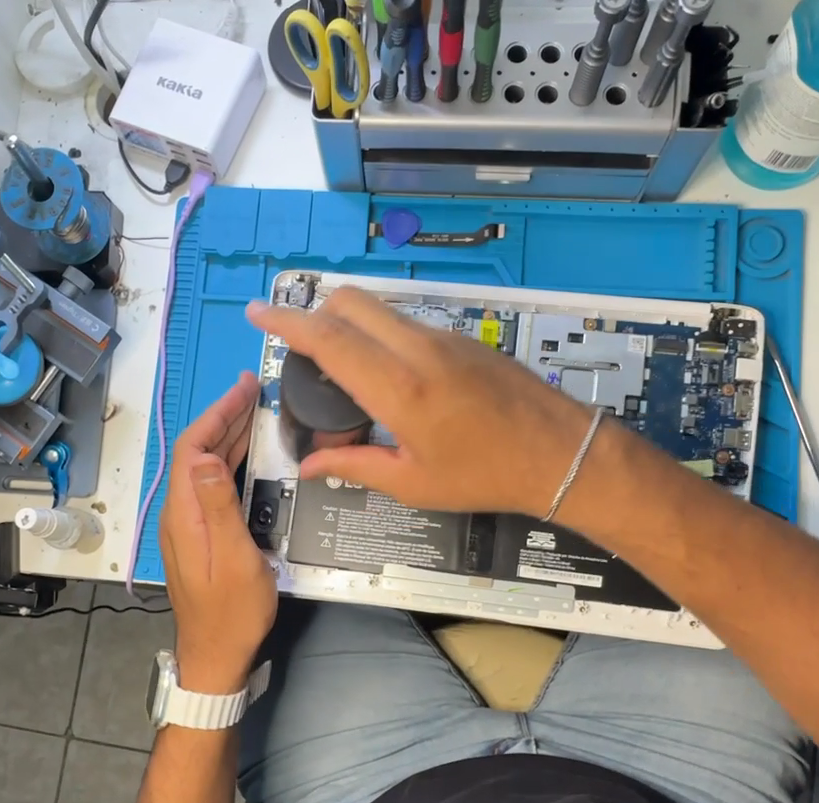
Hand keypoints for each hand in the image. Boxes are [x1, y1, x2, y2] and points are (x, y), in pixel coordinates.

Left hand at [158, 372, 276, 694]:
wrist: (217, 655)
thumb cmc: (232, 611)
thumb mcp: (233, 558)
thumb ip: (219, 507)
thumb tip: (204, 456)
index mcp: (184, 513)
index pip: (191, 447)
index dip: (215, 413)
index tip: (244, 389)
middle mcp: (179, 513)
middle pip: (195, 453)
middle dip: (224, 418)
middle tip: (257, 393)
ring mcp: (187, 526)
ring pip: (203, 469)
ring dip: (227, 438)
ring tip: (257, 414)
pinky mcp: (199, 536)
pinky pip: (210, 487)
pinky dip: (229, 463)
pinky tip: (249, 458)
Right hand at [247, 288, 599, 517]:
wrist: (559, 454)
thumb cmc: (485, 476)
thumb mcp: (413, 483)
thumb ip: (354, 467)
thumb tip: (310, 467)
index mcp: (399, 388)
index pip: (327, 339)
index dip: (285, 323)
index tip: (258, 313)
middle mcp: (418, 349)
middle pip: (349, 302)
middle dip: (314, 316)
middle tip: (302, 352)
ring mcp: (444, 337)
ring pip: (379, 309)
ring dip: (350, 327)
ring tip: (347, 376)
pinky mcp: (463, 338)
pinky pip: (407, 323)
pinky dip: (381, 336)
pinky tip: (390, 379)